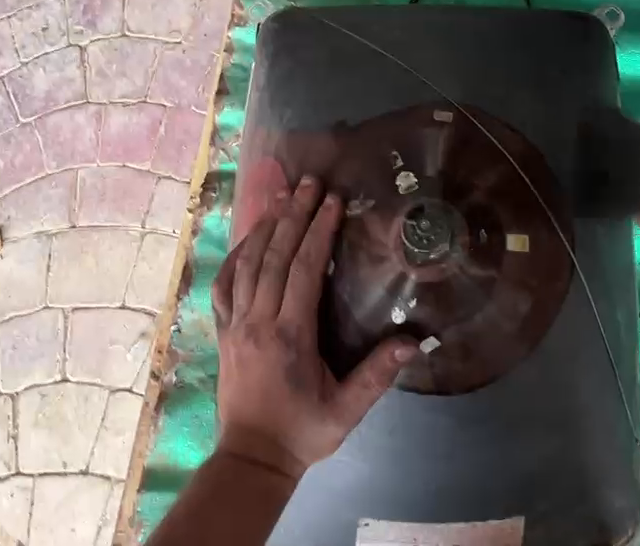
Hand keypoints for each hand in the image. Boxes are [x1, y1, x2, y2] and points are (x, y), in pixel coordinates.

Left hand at [212, 176, 417, 478]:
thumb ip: (377, 375)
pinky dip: (237, 254)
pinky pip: (226, 283)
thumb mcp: (346, 410)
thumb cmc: (303, 431)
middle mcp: (258, 321)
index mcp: (289, 335)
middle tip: (311, 181)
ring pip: (248, 262)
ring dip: (266, 225)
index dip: (318, 231)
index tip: (333, 201)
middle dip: (294, 214)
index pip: (303, 269)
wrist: (251, 459)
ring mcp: (235, 324)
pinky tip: (249, 236)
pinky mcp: (224, 330)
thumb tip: (415, 341)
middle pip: (275, 255)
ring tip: (283, 195)